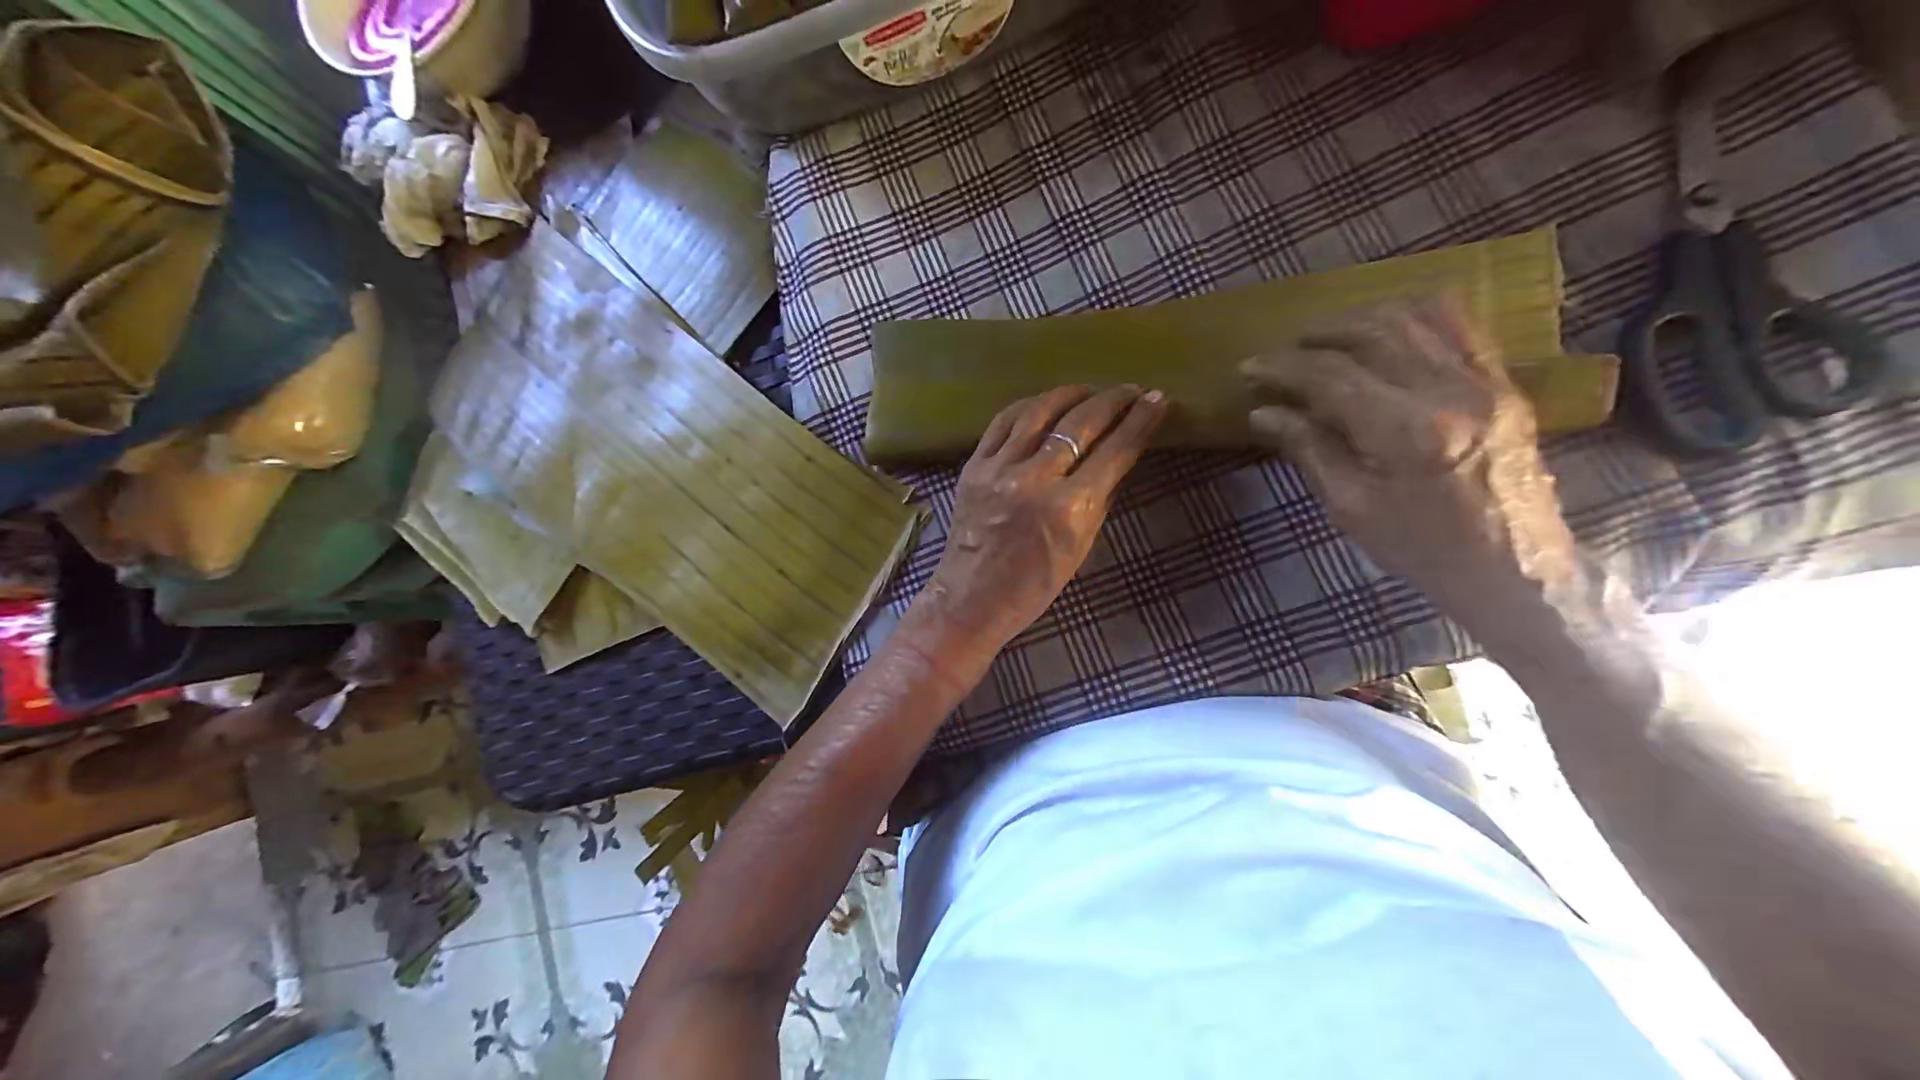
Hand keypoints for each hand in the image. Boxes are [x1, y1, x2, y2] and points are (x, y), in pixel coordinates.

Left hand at [912, 385, 1168, 656]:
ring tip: (1091, 391)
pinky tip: (1045, 402)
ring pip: (1039, 412)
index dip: (1141, 421)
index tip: (1158, 400)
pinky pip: (1003, 421)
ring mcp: (999, 469)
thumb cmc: (1035, 585)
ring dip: (1071, 394)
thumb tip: (1119, 455)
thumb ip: (1101, 497)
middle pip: (1080, 423)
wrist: (972, 599)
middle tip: (1132, 390)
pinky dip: (1029, 405)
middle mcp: (1034, 480)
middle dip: (1113, 400)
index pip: (1115, 451)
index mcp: (1069, 508)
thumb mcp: (1082, 546)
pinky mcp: (974, 466)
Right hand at [1241, 295, 1585, 647]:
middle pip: (1372, 334)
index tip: (1249, 368)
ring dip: (1359, 319)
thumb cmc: (1422, 548)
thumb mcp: (1351, 507)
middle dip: (1316, 337)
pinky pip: (1458, 323)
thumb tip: (1263, 412)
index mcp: (1408, 433)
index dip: (1283, 366)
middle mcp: (1451, 392)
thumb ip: (1309, 449)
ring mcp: (1485, 381)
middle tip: (1282, 353)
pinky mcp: (1503, 381)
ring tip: (1325, 339)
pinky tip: (1381, 331)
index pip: (1332, 376)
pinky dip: (1411, 315)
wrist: (1515, 568)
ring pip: (1415, 316)